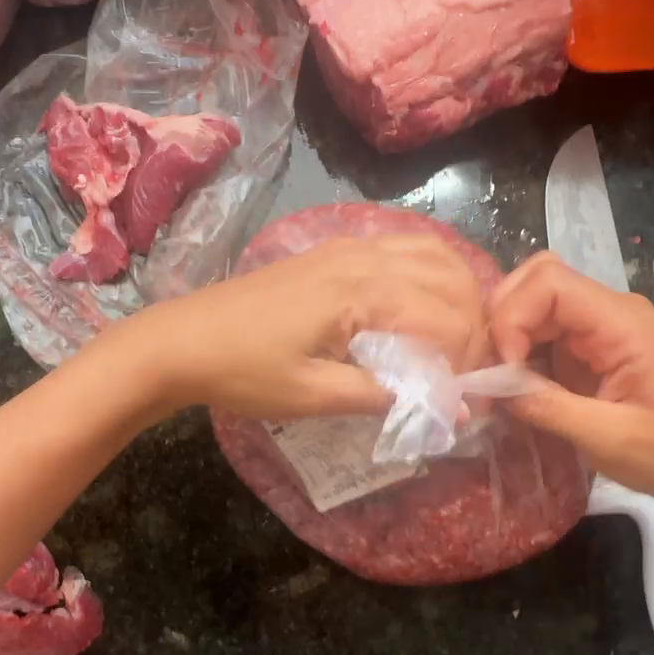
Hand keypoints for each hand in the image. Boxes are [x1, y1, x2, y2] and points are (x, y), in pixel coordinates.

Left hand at [108, 235, 491, 420]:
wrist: (179, 342)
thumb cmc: (242, 372)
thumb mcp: (312, 395)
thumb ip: (381, 395)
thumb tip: (444, 407)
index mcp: (361, 291)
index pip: (447, 320)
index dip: (468, 363)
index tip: (468, 405)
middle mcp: (363, 256)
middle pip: (451, 279)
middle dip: (474, 327)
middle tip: (469, 376)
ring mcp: (346, 247)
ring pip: (431, 254)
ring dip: (456, 296)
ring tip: (455, 346)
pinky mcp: (330, 252)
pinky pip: (402, 250)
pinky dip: (429, 277)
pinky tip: (420, 313)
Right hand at [489, 253, 653, 525]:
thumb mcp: (610, 439)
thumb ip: (547, 407)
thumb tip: (491, 387)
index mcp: (622, 322)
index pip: (549, 283)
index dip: (512, 317)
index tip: (504, 370)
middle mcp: (607, 314)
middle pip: (535, 284)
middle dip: (500, 322)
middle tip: (488, 375)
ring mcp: (597, 332)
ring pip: (531, 308)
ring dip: (503, 341)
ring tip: (493, 387)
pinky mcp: (587, 354)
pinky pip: (539, 338)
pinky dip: (514, 359)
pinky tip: (509, 391)